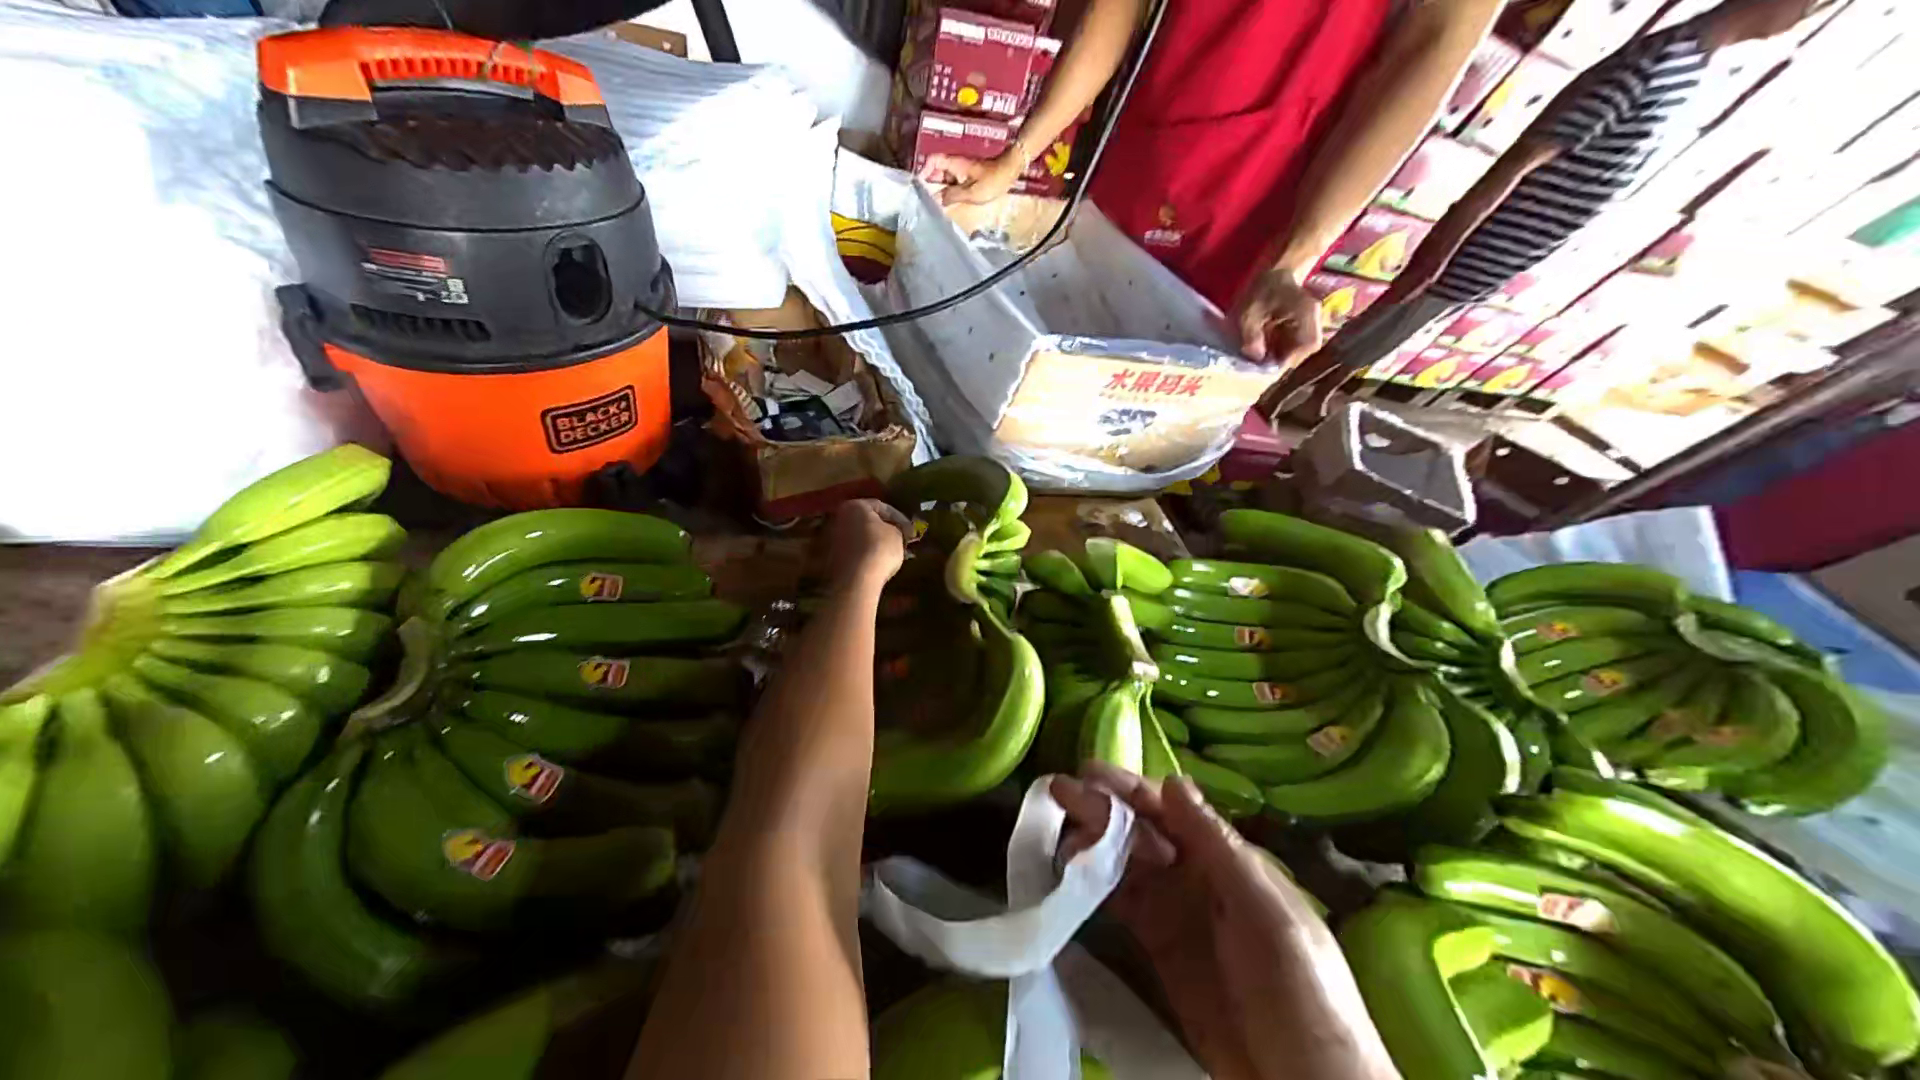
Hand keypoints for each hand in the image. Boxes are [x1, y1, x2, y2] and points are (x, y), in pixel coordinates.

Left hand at [826, 498, 909, 587]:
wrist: (856, 580)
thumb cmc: (879, 549)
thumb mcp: (897, 535)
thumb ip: (896, 528)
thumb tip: (896, 530)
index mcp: (854, 505)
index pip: (881, 506)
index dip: (899, 518)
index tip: (909, 529)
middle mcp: (837, 517)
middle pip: (864, 520)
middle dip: (881, 528)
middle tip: (898, 538)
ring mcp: (829, 538)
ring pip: (855, 536)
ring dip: (870, 542)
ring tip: (887, 553)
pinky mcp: (828, 557)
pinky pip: (850, 551)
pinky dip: (861, 554)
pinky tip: (873, 562)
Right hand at [926, 152, 1023, 206]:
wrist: (1011, 171)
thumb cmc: (993, 181)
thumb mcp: (972, 193)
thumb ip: (953, 196)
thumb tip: (936, 199)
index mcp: (955, 165)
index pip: (933, 161)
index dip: (924, 170)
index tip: (918, 184)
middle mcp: (956, 165)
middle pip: (937, 170)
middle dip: (930, 182)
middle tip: (925, 198)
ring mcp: (962, 170)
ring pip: (945, 177)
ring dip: (939, 188)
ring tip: (934, 203)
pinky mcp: (968, 176)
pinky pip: (953, 181)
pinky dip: (949, 190)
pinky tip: (948, 201)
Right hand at [1052, 764, 1396, 1079]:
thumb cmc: (1299, 990)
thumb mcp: (1266, 913)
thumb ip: (1218, 847)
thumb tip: (1173, 781)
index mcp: (1226, 858)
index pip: (1170, 810)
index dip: (1130, 790)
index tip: (1089, 775)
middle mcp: (1195, 874)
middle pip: (1141, 831)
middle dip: (1101, 809)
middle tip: (1059, 792)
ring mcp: (1174, 911)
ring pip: (1124, 862)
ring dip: (1091, 843)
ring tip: (1056, 832)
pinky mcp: (1156, 947)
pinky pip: (1120, 903)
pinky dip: (1093, 884)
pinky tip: (1068, 873)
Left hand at [1231, 268, 1323, 367]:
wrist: (1276, 273)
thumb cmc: (1263, 290)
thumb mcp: (1250, 312)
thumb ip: (1252, 335)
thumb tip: (1257, 358)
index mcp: (1306, 311)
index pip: (1308, 344)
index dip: (1290, 359)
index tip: (1270, 365)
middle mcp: (1316, 318)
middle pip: (1308, 349)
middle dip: (1286, 359)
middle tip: (1265, 364)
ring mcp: (1314, 321)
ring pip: (1304, 348)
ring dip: (1285, 355)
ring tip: (1265, 357)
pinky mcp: (1308, 325)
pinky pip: (1300, 343)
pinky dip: (1285, 349)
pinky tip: (1270, 349)